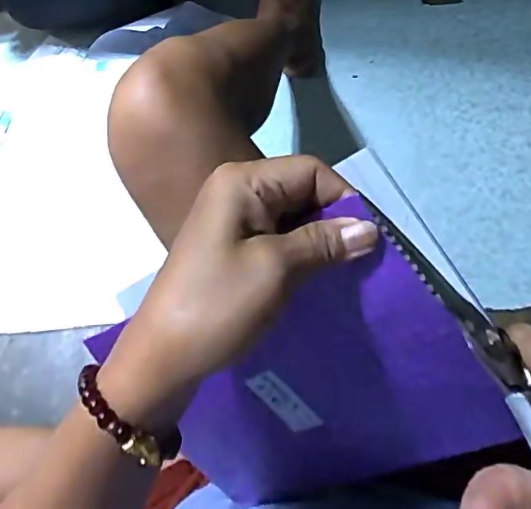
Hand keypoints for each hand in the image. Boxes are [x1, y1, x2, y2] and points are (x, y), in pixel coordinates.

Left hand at [100, 157, 379, 429]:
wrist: (159, 361)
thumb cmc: (216, 305)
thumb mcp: (276, 270)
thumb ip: (325, 242)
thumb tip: (371, 229)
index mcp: (243, 181)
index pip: (310, 170)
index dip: (343, 197)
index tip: (368, 236)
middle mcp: (239, 188)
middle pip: (303, 189)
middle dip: (334, 218)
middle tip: (360, 255)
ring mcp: (235, 216)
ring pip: (295, 214)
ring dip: (320, 237)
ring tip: (345, 267)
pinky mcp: (235, 242)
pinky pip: (280, 234)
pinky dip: (303, 250)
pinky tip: (319, 274)